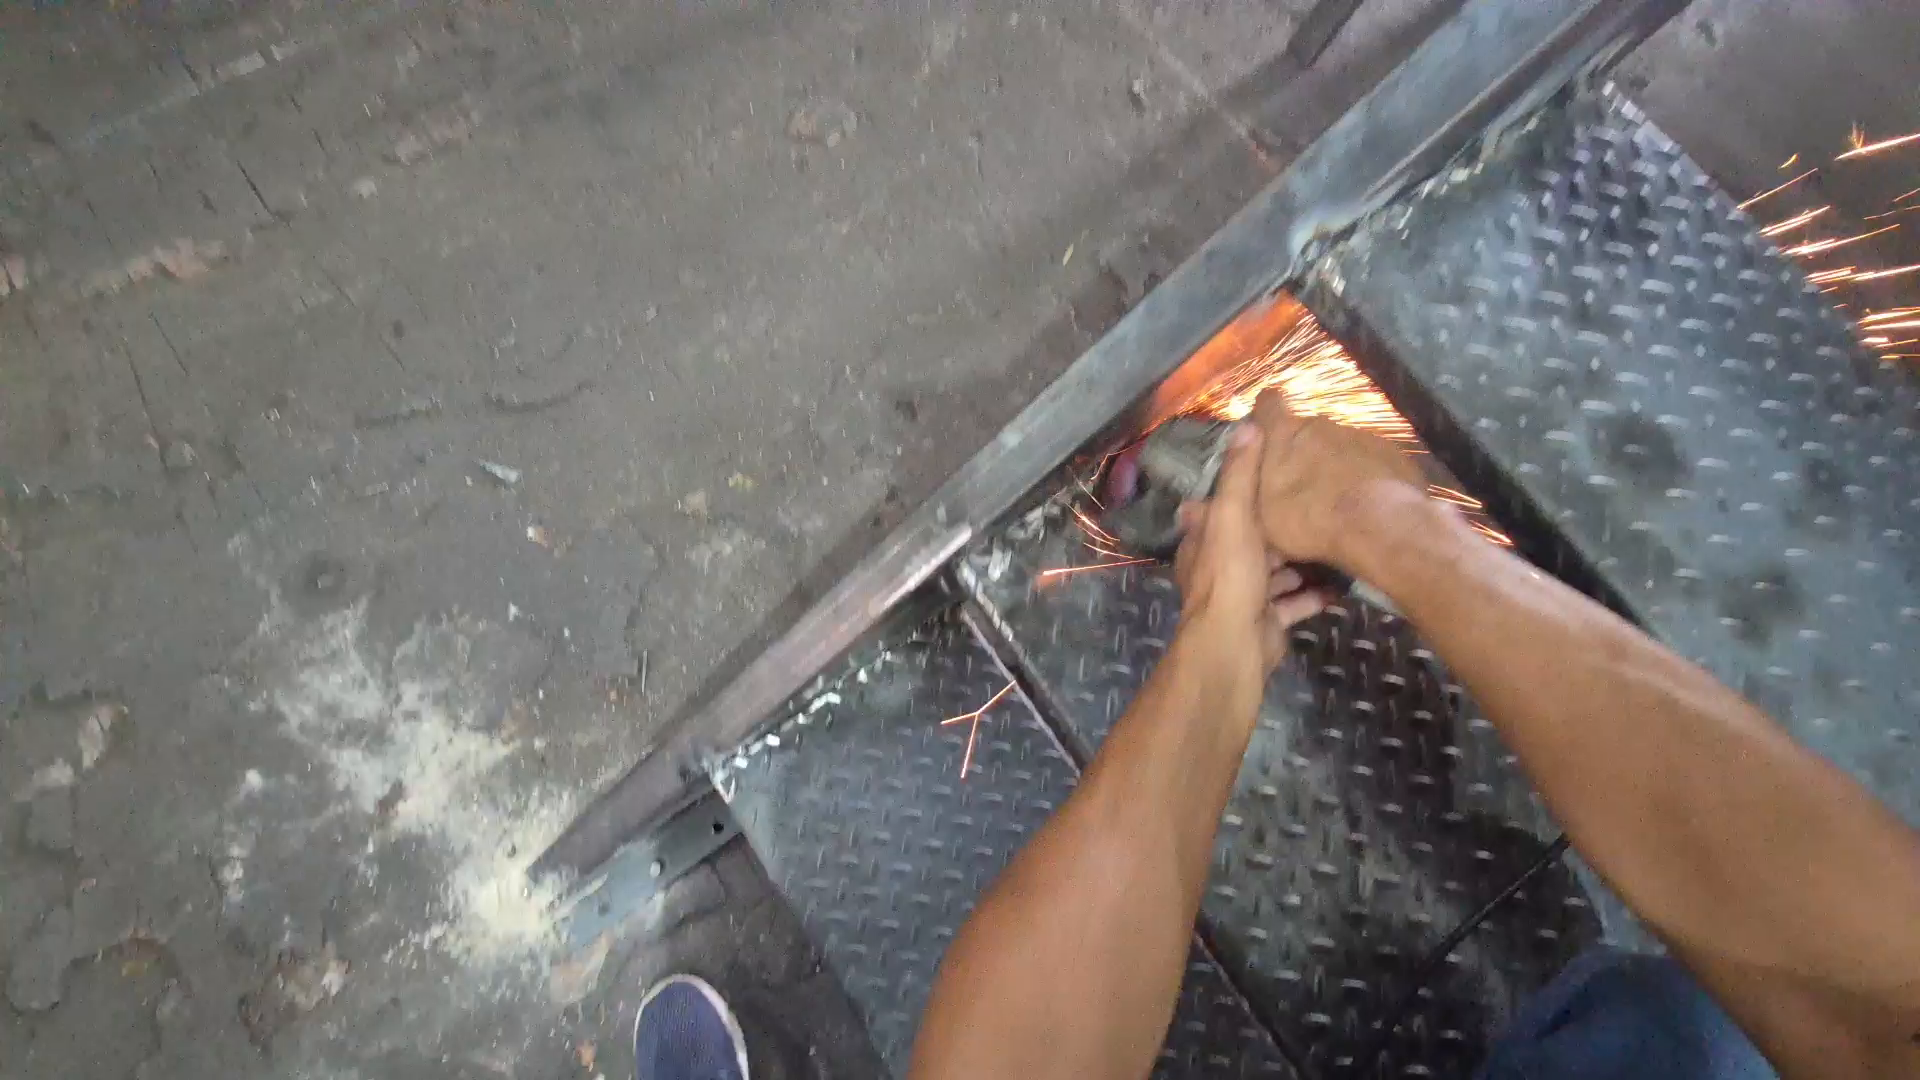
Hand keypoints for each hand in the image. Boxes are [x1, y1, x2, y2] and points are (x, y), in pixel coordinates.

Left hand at [1173, 424, 1336, 673]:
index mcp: (1203, 538)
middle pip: (1251, 540)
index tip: (1273, 473)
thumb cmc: (1230, 573)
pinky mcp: (1266, 620)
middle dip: (1280, 527)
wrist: (1235, 641)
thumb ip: (1240, 474)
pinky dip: (1314, 594)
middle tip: (1316, 507)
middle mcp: (1219, 566)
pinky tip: (1340, 584)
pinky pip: (1294, 603)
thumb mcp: (1233, 514)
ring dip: (1300, 561)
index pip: (1219, 506)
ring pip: (1275, 572)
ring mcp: (1243, 595)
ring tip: (1334, 541)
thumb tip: (1248, 425)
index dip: (1241, 490)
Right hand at [1246, 389, 1423, 568]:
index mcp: (1284, 434)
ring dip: (1333, 466)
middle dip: (1299, 452)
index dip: (1264, 413)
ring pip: (1338, 446)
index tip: (1262, 430)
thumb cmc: (1308, 517)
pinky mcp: (1392, 452)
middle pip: (1304, 430)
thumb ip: (1251, 480)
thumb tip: (1247, 458)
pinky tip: (1363, 505)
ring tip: (1334, 502)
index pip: (1268, 404)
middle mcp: (1321, 425)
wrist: (1380, 526)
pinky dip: (1362, 476)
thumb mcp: (1259, 509)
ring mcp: (1360, 435)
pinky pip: (1368, 460)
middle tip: (1297, 488)